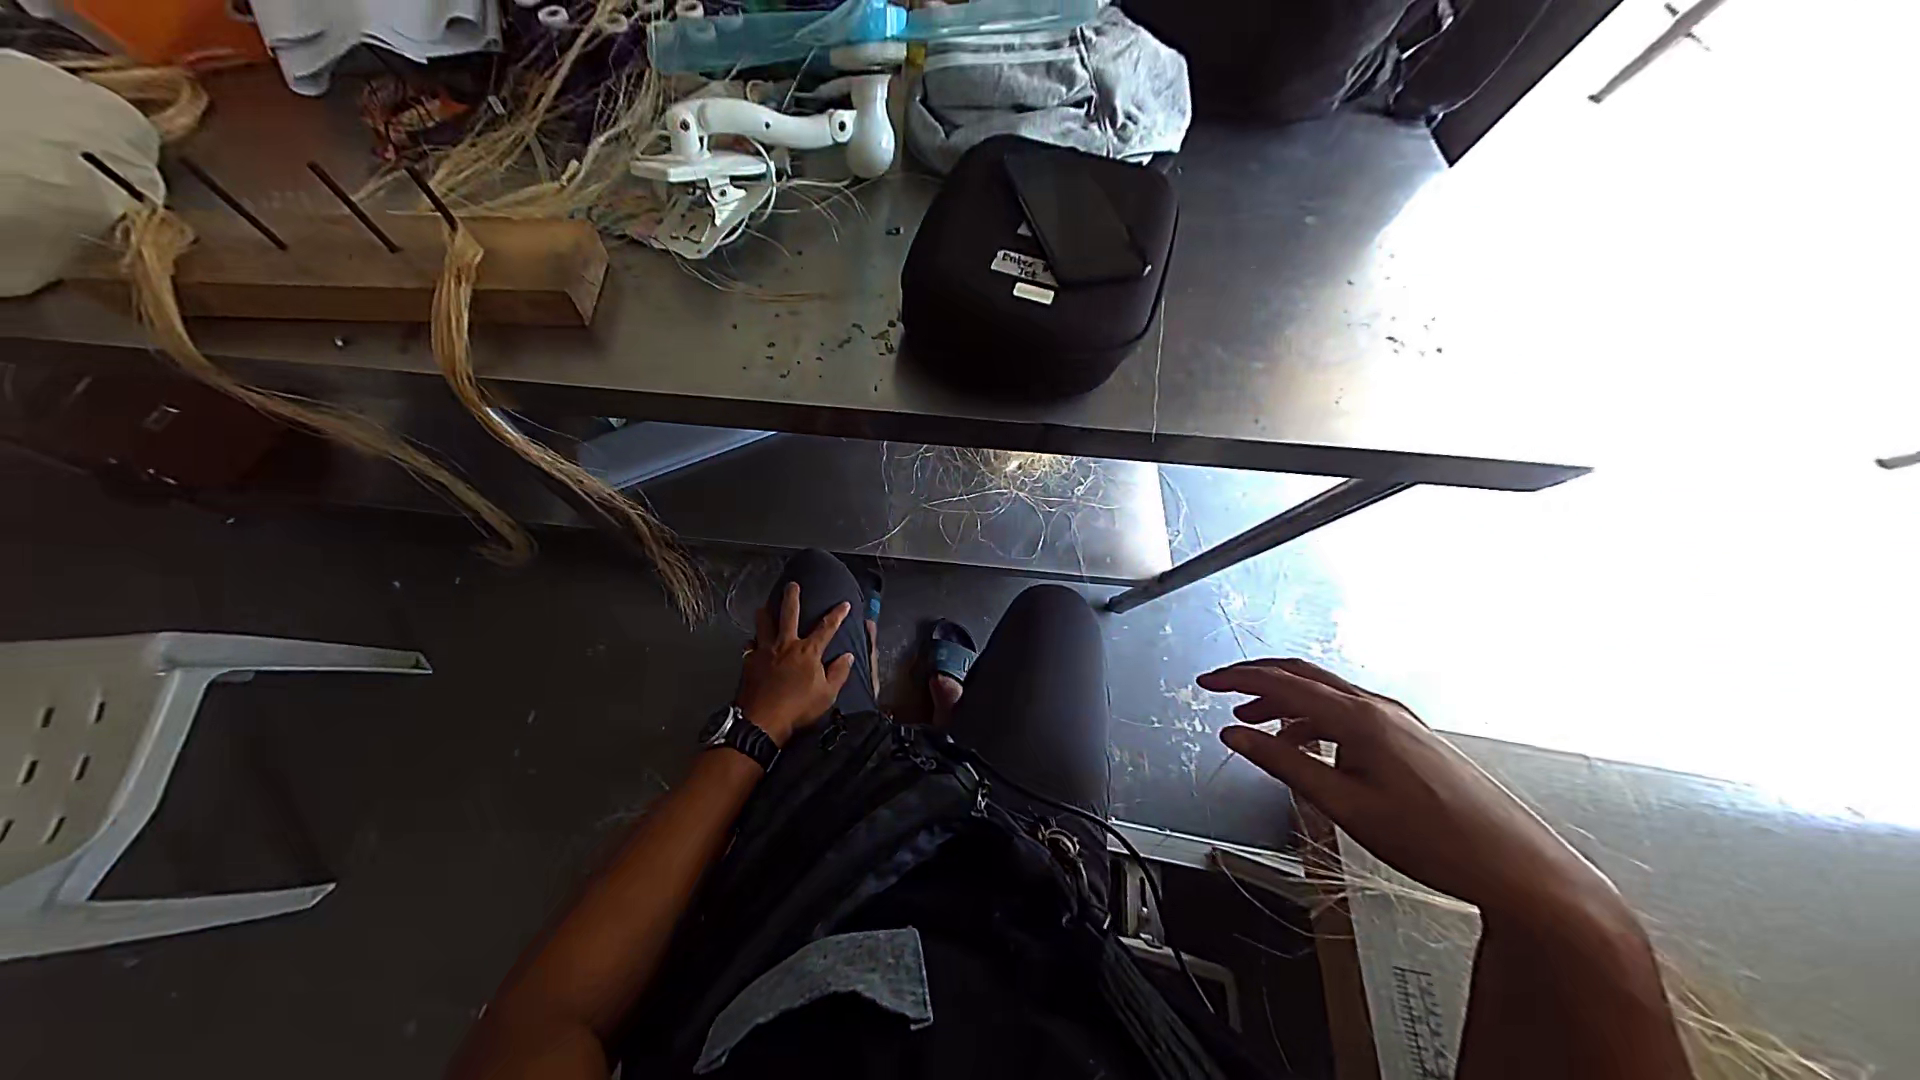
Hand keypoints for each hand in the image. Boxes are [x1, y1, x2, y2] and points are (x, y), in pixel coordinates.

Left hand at [735, 583, 854, 746]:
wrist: (762, 720)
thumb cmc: (798, 708)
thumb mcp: (827, 694)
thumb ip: (839, 673)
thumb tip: (847, 656)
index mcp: (808, 651)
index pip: (826, 627)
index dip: (837, 614)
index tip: (844, 603)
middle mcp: (785, 645)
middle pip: (788, 614)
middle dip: (792, 597)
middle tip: (792, 585)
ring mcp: (764, 651)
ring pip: (763, 624)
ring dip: (765, 612)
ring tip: (764, 606)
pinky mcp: (749, 661)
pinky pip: (750, 645)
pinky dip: (752, 642)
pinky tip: (752, 642)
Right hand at [1200, 658, 1624, 928]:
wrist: (1518, 867)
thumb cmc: (1437, 840)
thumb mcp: (1343, 804)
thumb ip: (1283, 764)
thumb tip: (1236, 737)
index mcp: (1361, 719)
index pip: (1281, 682)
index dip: (1236, 679)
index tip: (1207, 682)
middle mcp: (1379, 709)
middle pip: (1302, 675)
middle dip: (1255, 678)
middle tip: (1220, 686)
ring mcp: (1397, 721)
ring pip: (1323, 694)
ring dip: (1282, 700)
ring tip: (1252, 720)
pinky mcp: (1407, 737)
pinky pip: (1346, 713)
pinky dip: (1311, 719)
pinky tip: (1303, 744)